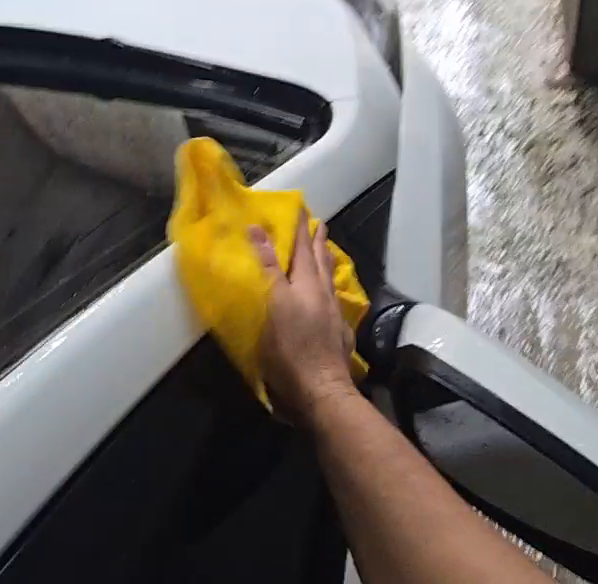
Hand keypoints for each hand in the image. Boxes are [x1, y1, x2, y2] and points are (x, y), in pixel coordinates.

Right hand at [251, 212, 357, 425]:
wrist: (322, 391)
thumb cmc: (289, 350)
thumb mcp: (273, 304)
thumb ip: (268, 267)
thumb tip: (259, 232)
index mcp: (304, 285)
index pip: (299, 249)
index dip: (296, 229)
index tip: (298, 207)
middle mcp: (321, 294)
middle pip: (318, 261)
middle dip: (315, 241)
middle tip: (317, 222)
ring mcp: (333, 314)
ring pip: (329, 278)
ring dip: (326, 259)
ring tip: (325, 247)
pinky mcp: (338, 332)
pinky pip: (333, 297)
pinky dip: (329, 285)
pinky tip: (329, 290)